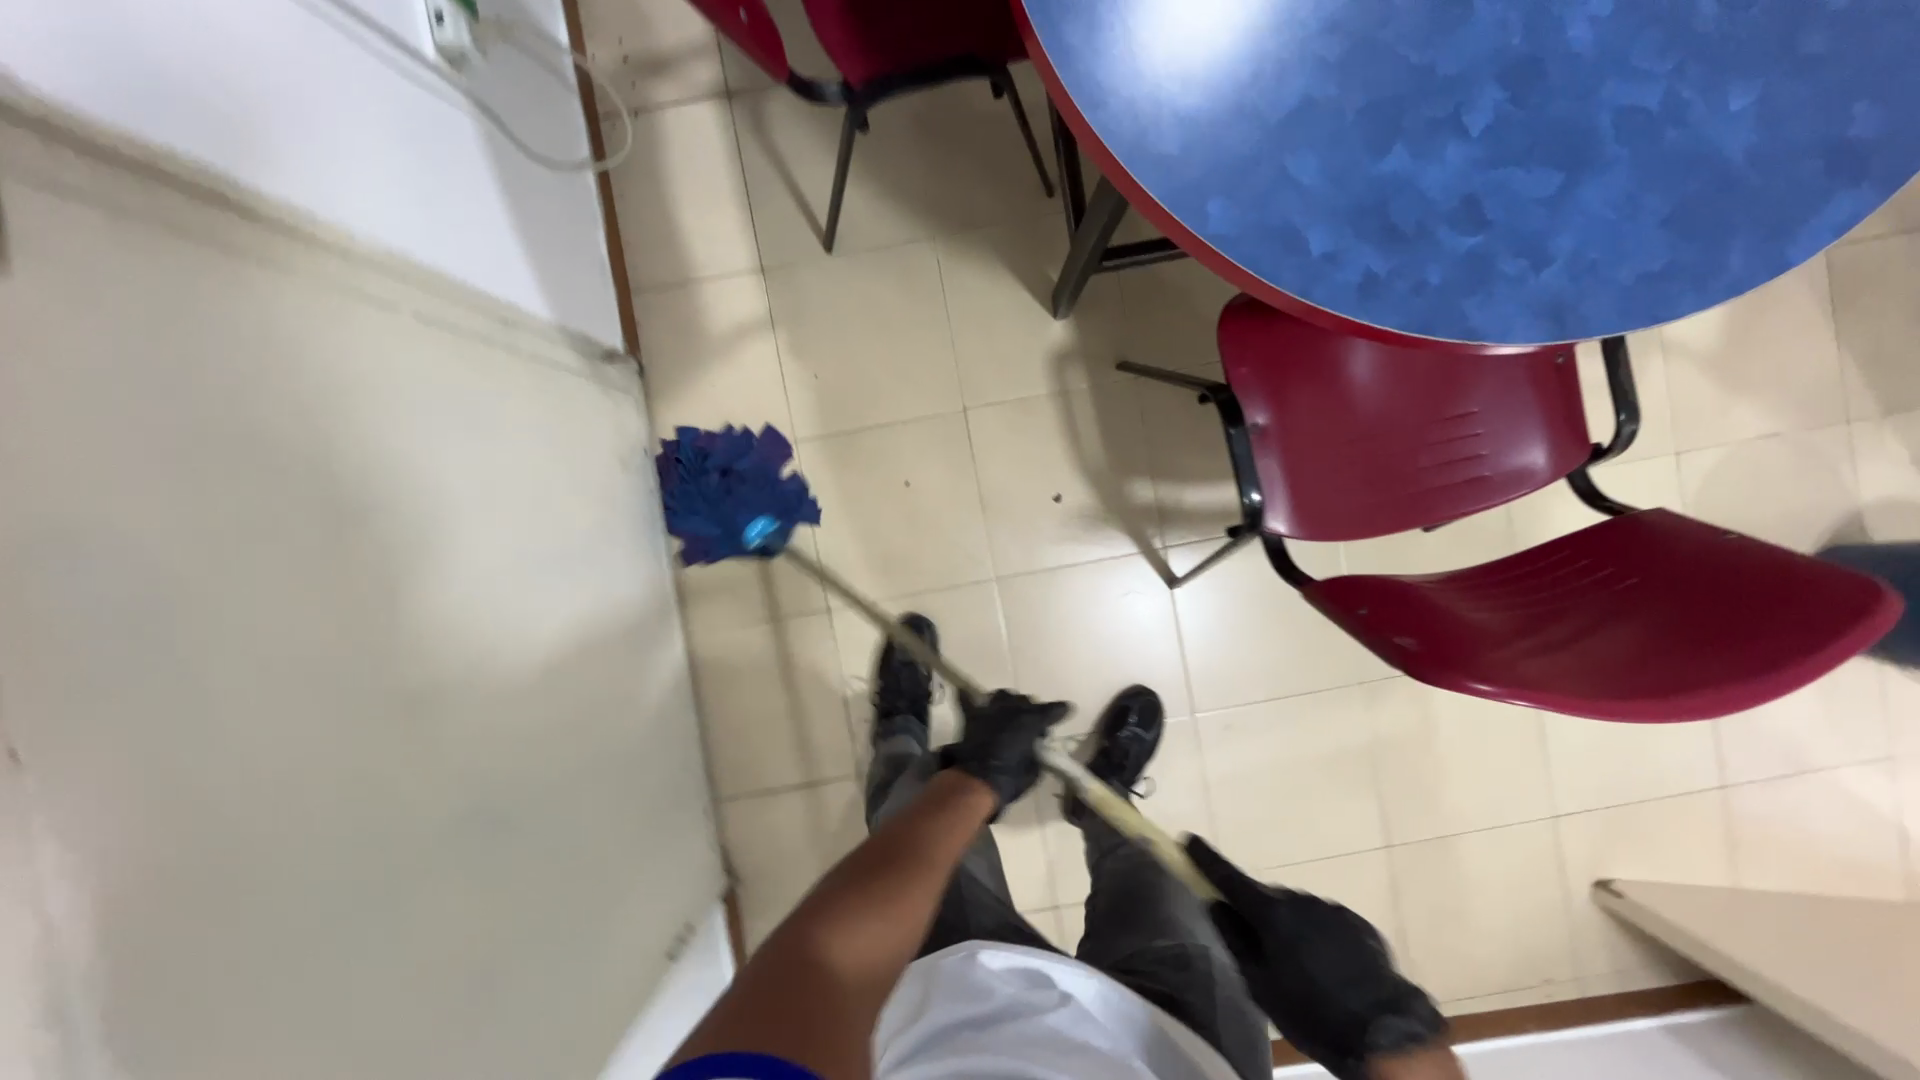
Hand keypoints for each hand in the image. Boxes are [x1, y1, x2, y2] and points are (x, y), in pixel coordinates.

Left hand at [943, 690, 1069, 809]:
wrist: (976, 782)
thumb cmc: (1010, 780)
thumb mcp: (1033, 771)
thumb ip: (1037, 754)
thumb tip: (1035, 749)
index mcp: (1031, 722)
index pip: (1050, 711)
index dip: (1059, 710)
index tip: (1066, 709)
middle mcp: (1012, 710)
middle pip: (1025, 701)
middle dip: (1030, 710)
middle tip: (1031, 724)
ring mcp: (990, 711)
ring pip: (1002, 696)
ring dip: (1008, 703)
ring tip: (1008, 714)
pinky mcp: (971, 717)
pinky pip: (967, 700)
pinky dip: (969, 698)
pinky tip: (970, 697)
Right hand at [1186, 837, 1446, 1079]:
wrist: (1384, 1030)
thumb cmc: (1311, 1012)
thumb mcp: (1261, 986)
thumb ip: (1235, 941)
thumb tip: (1216, 906)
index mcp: (1271, 913)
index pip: (1229, 877)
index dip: (1207, 859)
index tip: (1190, 839)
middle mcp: (1300, 900)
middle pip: (1266, 898)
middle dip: (1256, 912)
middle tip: (1255, 943)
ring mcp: (1331, 909)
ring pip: (1297, 910)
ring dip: (1289, 926)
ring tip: (1296, 964)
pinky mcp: (1357, 923)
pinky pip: (1325, 922)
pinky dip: (1316, 936)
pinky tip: (1325, 966)